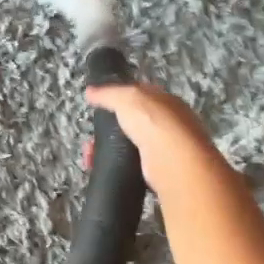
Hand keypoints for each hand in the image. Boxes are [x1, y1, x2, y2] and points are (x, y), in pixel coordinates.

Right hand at [84, 83, 228, 196]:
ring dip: (106, 149)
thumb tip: (90, 91)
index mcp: (167, 103)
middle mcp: (169, 126)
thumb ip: (108, 93)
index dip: (120, 98)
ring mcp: (164, 150)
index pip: (142, 96)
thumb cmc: (153, 123)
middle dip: (108, 129)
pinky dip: (112, 166)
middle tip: (91, 136)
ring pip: (128, 146)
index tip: (99, 105)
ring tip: (89, 154)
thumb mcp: (128, 98)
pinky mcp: (156, 172)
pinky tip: (98, 166)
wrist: (173, 162)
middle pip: (133, 124)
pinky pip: (128, 166)